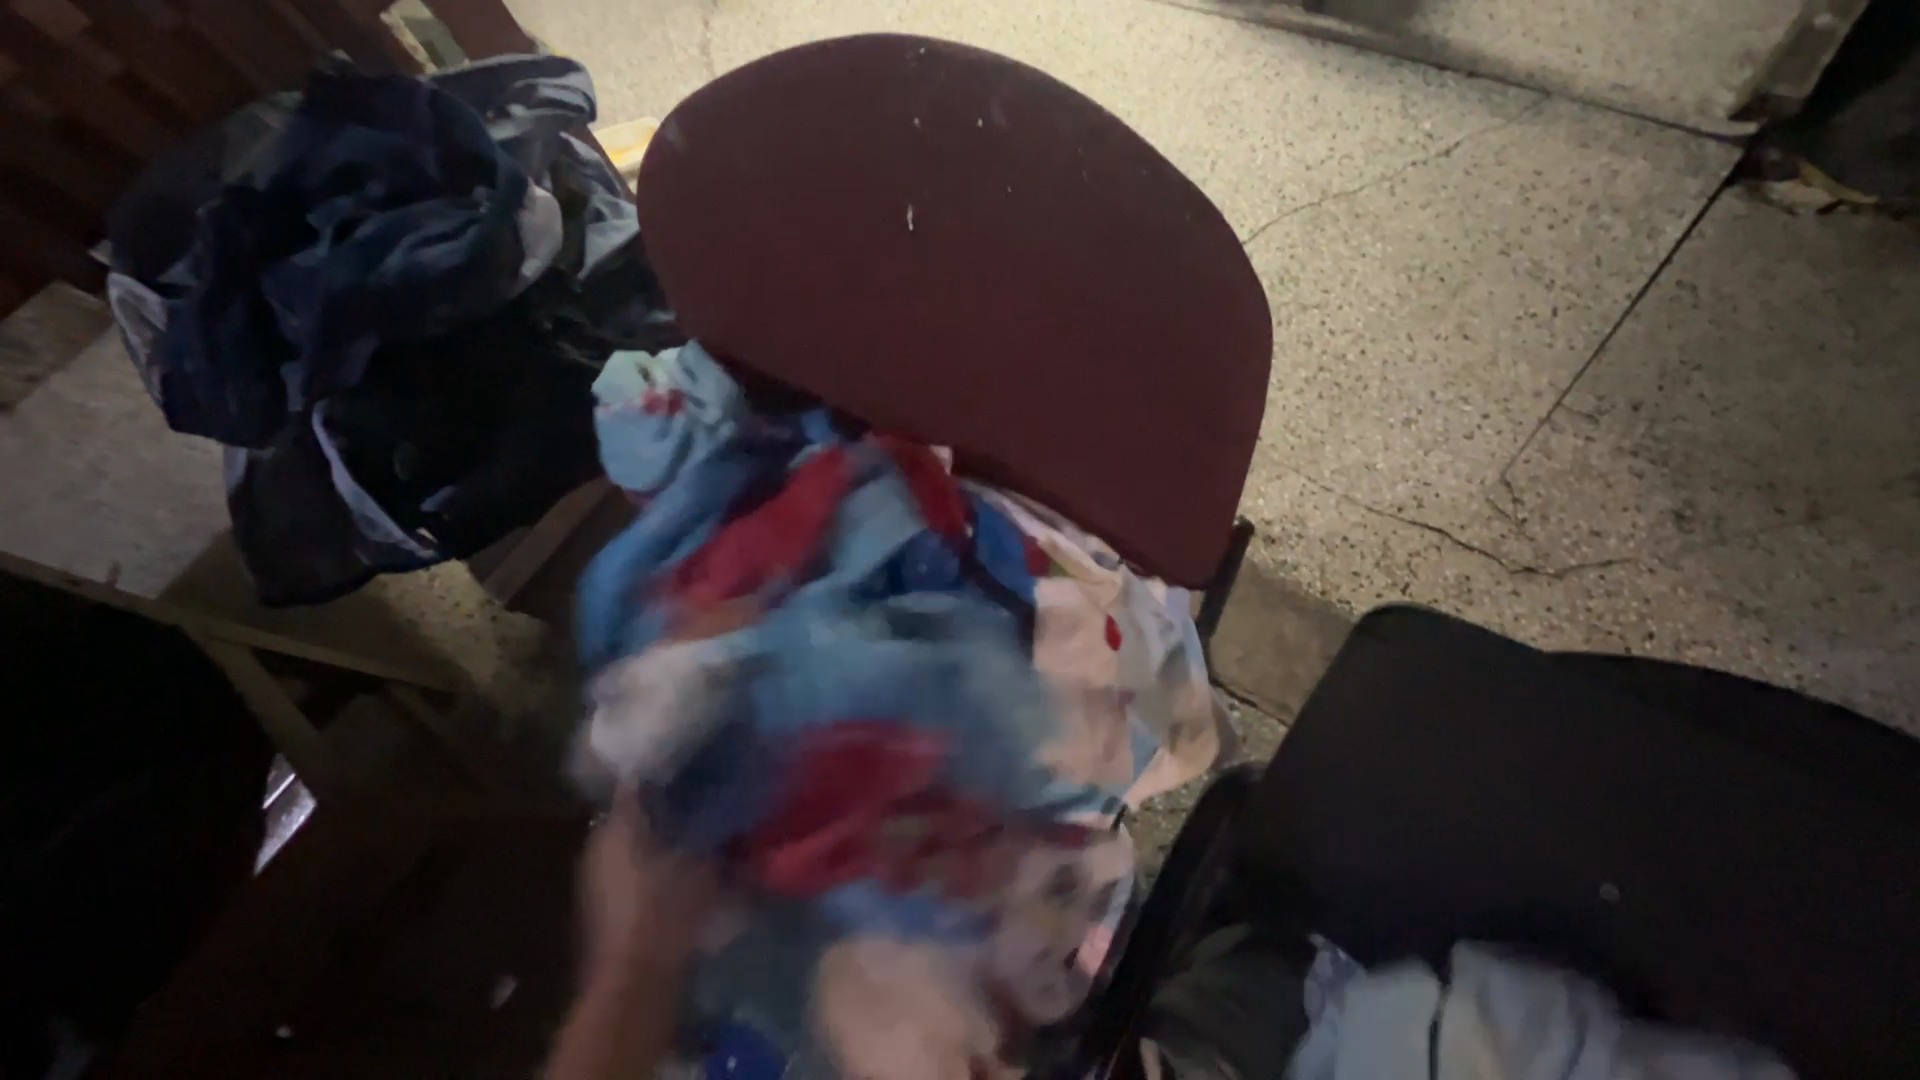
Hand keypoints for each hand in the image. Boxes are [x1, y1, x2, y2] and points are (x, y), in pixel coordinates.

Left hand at [578, 790, 715, 987]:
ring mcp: (595, 876)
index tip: (696, 764)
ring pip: (632, 840)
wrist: (636, 981)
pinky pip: (631, 866)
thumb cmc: (668, 912)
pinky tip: (682, 866)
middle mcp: (599, 844)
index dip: (667, 771)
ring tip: (696, 830)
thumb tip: (725, 807)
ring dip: (659, 835)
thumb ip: (712, 830)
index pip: (638, 783)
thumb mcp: (702, 865)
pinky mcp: (603, 904)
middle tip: (702, 796)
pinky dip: (653, 861)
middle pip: (634, 811)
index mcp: (617, 826)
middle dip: (665, 804)